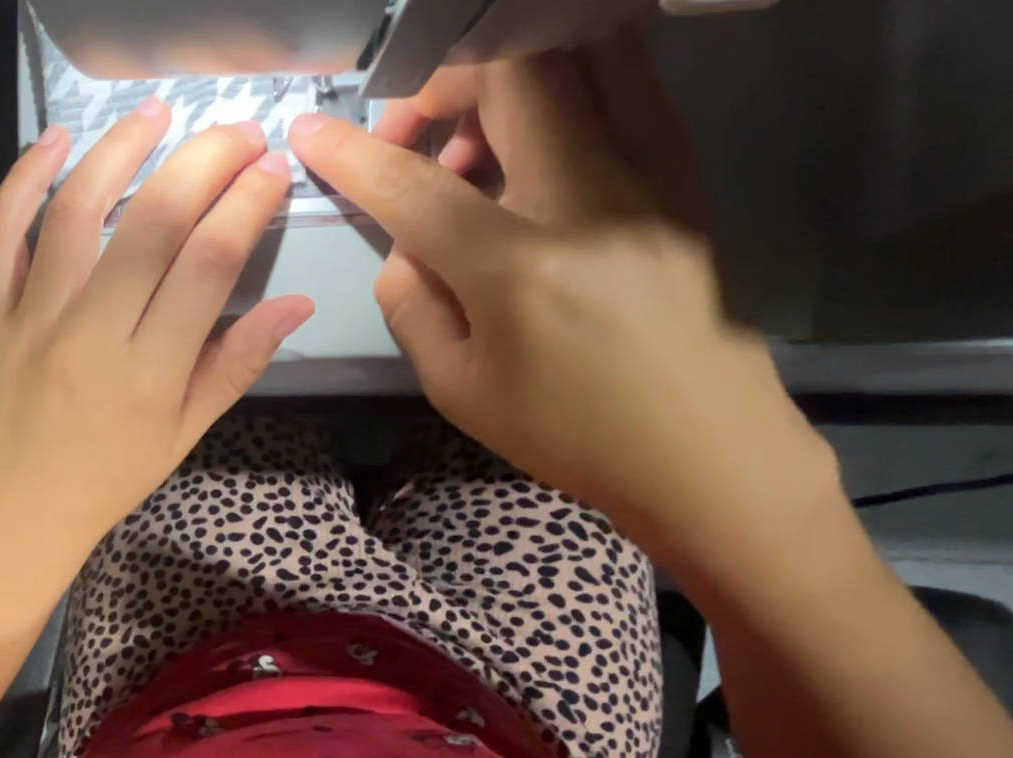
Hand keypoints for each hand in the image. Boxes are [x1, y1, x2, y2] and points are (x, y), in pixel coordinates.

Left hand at [0, 101, 314, 599]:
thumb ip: (236, 366)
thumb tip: (294, 303)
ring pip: (75, 213)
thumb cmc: (110, 480)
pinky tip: (53, 142)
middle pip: (150, 225)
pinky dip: (21, 183)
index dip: (245, 205)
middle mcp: (90, 335)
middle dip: (201, 163)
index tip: (271, 168)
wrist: (22, 516)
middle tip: (235, 132)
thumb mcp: (183, 434)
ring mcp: (33, 321)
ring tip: (156, 113)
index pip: (206, 266)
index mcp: (148, 374)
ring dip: (118, 150)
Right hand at [288, 32, 836, 568]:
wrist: (702, 448)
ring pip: (581, 54)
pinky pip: (625, 84)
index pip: (415, 185)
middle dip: (440, 85)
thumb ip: (412, 306)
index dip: (352, 153)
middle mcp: (587, 195)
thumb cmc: (566, 431)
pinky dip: (565, 88)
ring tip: (477, 144)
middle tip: (414, 138)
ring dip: (507, 77)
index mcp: (515, 266)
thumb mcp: (456, 388)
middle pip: (510, 74)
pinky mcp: (684, 173)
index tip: (310, 130)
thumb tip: (404, 250)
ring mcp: (650, 172)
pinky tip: (535, 150)